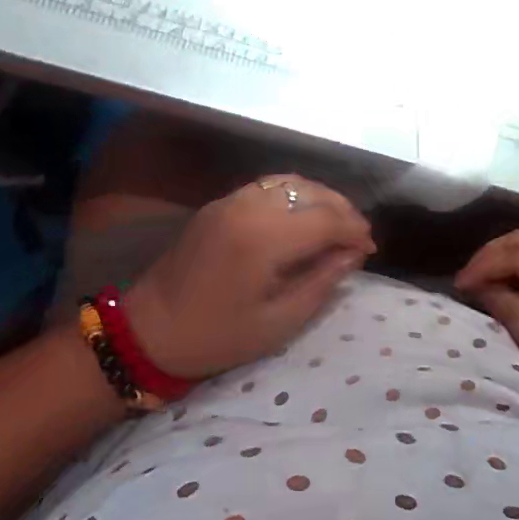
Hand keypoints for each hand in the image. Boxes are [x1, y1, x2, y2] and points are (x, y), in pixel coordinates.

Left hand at [126, 175, 374, 379]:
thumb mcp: (279, 322)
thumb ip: (322, 282)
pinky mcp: (219, 204)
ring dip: (320, 198)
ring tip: (336, 224)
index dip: (355, 231)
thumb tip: (353, 254)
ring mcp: (230, 201)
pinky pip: (268, 186)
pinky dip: (294, 194)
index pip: (326, 219)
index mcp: (263, 240)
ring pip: (291, 182)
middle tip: (358, 237)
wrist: (149, 330)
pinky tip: (303, 216)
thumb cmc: (217, 337)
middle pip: (311, 193)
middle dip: (343, 211)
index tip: (370, 249)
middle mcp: (248, 208)